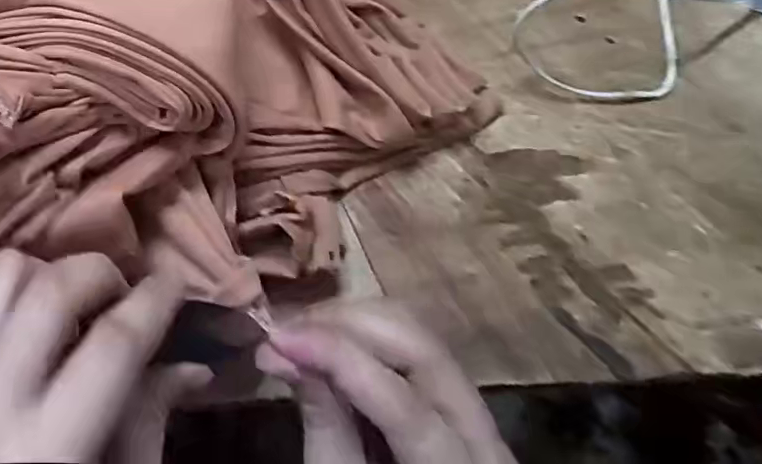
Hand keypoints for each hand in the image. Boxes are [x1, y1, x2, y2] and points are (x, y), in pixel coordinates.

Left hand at [0, 250, 210, 463]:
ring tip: (73, 300)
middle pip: (50, 293)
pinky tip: (24, 304)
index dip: (151, 305)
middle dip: (99, 275)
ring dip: (46, 270)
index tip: (175, 279)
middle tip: (122, 294)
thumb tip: (194, 367)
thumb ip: (148, 421)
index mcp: (51, 443)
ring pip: (3, 275)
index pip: (111, 348)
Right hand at [262, 301, 513, 463]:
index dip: (335, 356)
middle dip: (342, 325)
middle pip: (418, 346)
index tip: (274, 337)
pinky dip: (357, 332)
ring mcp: (477, 416)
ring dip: (346, 321)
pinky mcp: (454, 400)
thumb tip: (282, 351)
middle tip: (286, 332)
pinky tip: (322, 344)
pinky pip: (407, 343)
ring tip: (298, 336)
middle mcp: (486, 440)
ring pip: (413, 331)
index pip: (403, 403)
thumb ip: (323, 425)